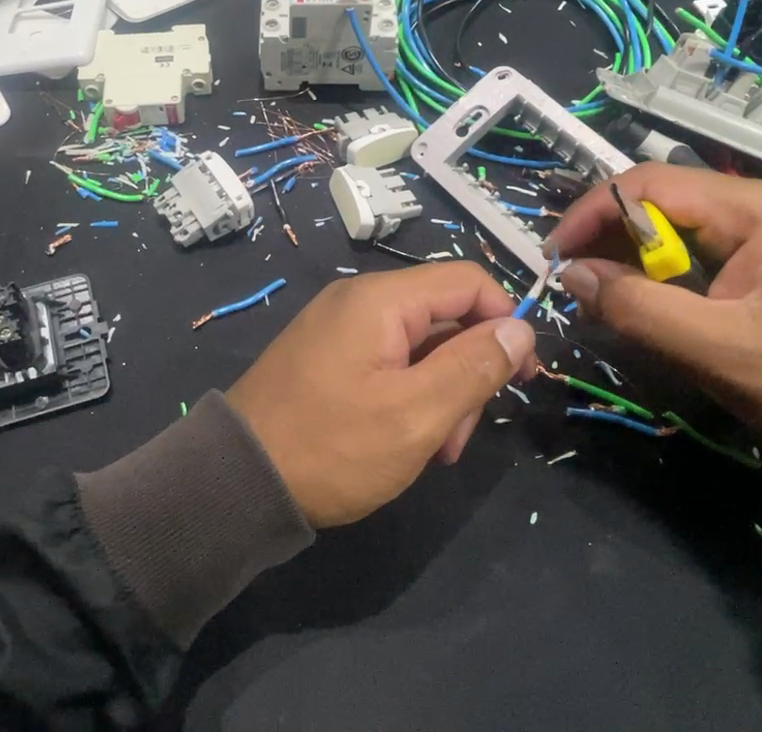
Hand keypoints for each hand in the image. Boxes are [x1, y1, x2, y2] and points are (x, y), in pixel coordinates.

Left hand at [225, 262, 536, 527]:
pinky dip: (409, 397)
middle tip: (461, 436)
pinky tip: (406, 443)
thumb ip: (474, 367)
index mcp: (379, 300)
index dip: (505, 321)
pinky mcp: (327, 358)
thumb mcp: (416, 414)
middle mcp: (358, 302)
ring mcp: (338, 330)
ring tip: (435, 452)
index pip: (467, 281)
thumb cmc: (332, 447)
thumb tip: (521, 327)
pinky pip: (387, 363)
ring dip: (440, 394)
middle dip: (467, 373)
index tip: (523, 377)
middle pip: (443, 316)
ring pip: (418, 346)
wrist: (237, 480)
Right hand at [544, 163, 761, 454]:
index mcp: (758, 210)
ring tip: (605, 299)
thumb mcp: (717, 349)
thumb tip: (571, 274)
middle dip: (609, 237)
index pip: (650, 184)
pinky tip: (649, 303)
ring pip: (677, 226)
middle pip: (662, 199)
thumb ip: (637, 307)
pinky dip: (665, 273)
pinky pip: (702, 250)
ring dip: (634, 258)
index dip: (592, 213)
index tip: (556, 257)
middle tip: (576, 284)